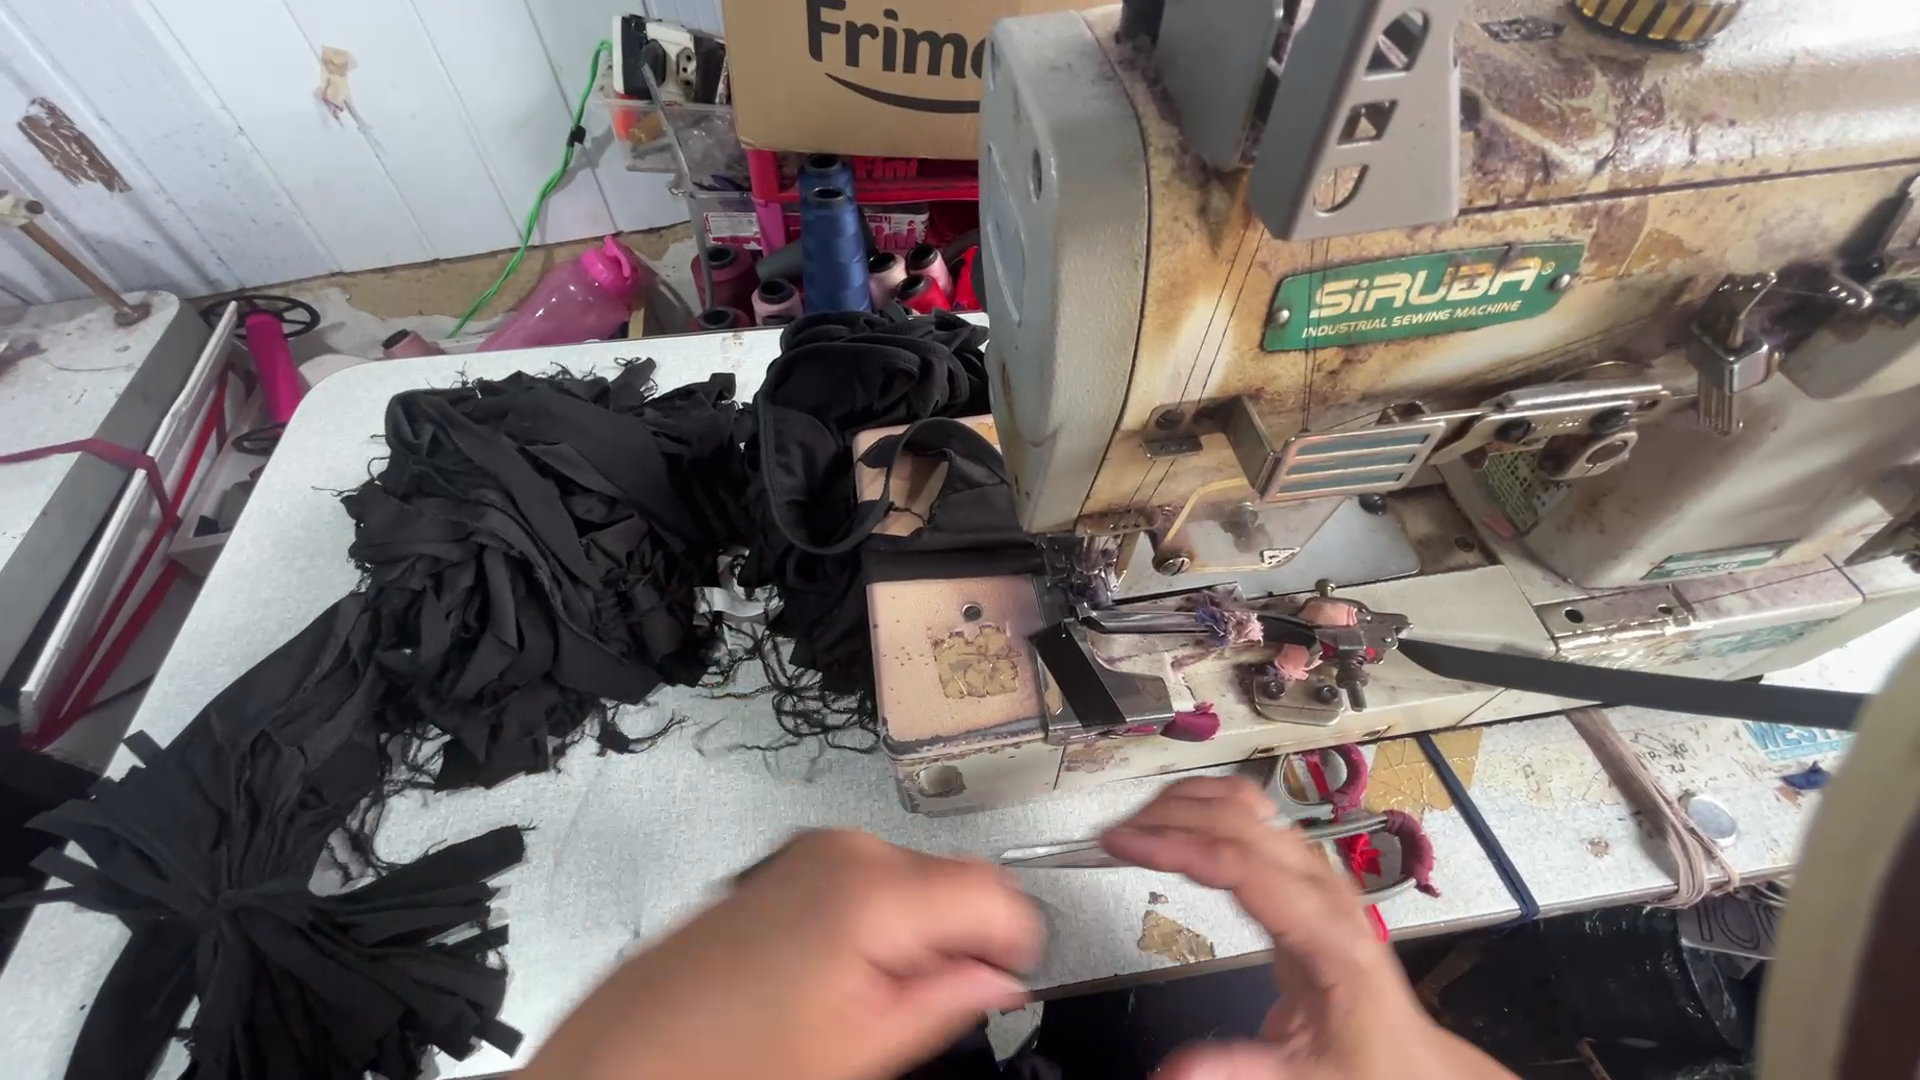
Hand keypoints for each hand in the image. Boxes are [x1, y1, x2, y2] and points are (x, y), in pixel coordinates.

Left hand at [520, 829, 1042, 1079]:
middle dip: (965, 934)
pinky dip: (887, 913)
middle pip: (956, 877)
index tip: (1014, 974)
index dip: (1016, 936)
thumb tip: (1000, 977)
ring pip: (917, 876)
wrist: (632, 1049)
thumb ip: (947, 999)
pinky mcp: (799, 856)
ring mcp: (819, 847)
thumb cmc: (730, 1061)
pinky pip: (876, 873)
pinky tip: (851, 966)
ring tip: (882, 994)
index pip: (991, 890)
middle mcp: (849, 849)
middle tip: (938, 1000)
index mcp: (872, 891)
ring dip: (925, 926)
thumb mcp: (862, 1046)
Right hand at [1100, 776, 1515, 1079]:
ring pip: (1243, 803)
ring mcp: (1313, 870)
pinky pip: (1248, 814)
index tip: (1119, 843)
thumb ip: (1238, 1069)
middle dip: (1167, 817)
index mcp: (1326, 931)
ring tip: (1135, 822)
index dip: (1174, 846)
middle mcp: (1321, 885)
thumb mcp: (1307, 1078)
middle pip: (1236, 820)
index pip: (1239, 863)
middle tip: (1113, 835)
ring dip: (1183, 802)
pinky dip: (1203, 804)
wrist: (1408, 1053)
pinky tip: (1175, 817)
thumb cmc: (1366, 1062)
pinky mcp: (1299, 869)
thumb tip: (1170, 1071)